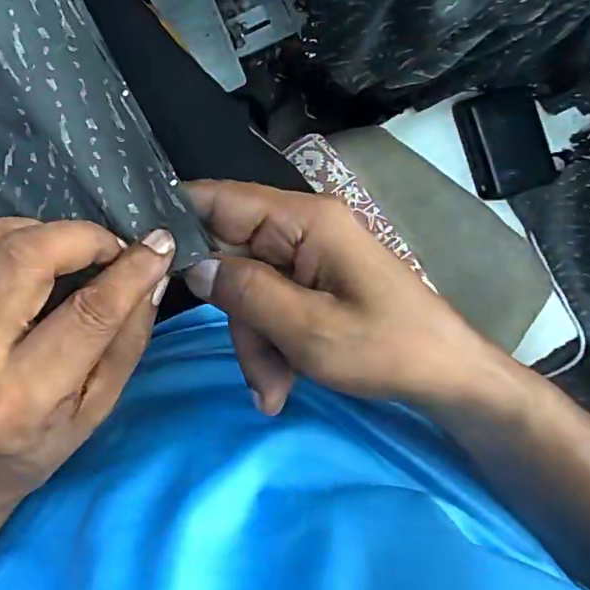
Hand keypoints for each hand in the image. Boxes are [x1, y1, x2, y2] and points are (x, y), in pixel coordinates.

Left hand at [0, 217, 174, 541]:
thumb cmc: (33, 448)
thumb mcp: (98, 408)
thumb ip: (128, 339)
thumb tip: (153, 272)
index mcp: (19, 399)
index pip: (87, 313)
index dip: (131, 270)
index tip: (160, 247)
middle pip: (25, 257)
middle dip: (83, 237)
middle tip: (111, 248)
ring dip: (43, 232)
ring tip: (68, 255)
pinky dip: (3, 234)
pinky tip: (25, 257)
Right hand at [182, 180, 511, 413]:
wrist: (446, 374)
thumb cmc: (387, 347)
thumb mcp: (309, 329)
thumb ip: (247, 293)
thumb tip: (196, 265)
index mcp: (306, 221)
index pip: (223, 198)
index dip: (180, 220)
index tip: (143, 255)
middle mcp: (307, 229)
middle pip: (236, 259)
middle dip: (240, 321)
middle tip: (260, 377)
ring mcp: (314, 258)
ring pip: (253, 291)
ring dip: (258, 344)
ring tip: (277, 391)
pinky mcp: (320, 284)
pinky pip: (277, 306)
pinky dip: (276, 345)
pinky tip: (287, 384)